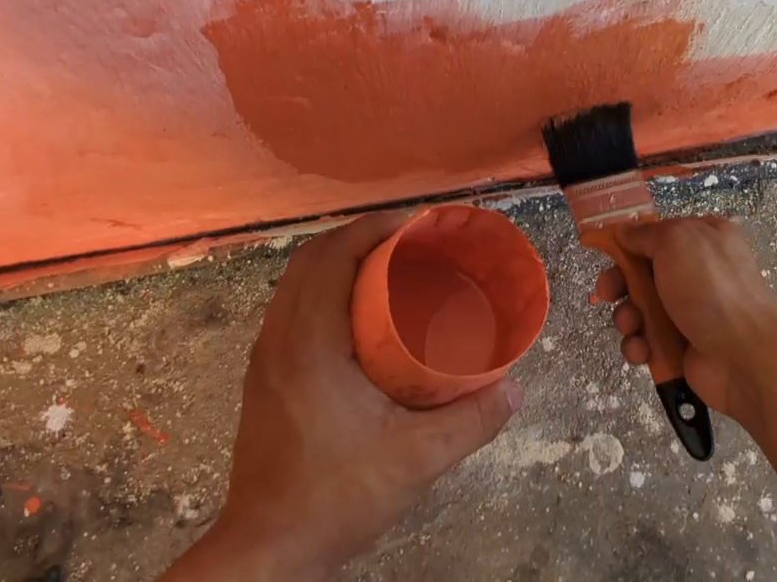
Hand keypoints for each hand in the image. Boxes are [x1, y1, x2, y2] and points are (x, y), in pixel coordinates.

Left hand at [168, 211, 522, 580]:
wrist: (267, 549)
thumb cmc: (335, 495)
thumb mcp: (415, 460)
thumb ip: (470, 422)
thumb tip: (514, 388)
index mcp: (310, 341)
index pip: (333, 255)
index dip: (372, 228)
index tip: (414, 227)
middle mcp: (279, 336)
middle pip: (311, 256)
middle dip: (357, 237)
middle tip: (406, 244)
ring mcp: (264, 355)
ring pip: (295, 279)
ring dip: (336, 260)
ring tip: (384, 269)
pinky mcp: (261, 374)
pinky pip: (289, 305)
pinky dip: (320, 287)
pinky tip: (354, 314)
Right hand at [595, 214, 776, 422]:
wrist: (745, 357)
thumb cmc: (711, 288)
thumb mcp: (677, 241)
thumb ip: (646, 233)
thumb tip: (624, 231)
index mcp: (703, 238)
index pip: (658, 233)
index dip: (629, 241)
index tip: (604, 249)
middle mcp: (697, 272)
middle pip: (642, 272)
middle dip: (619, 283)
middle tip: (607, 293)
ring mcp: (689, 311)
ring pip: (640, 308)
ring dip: (627, 317)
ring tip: (631, 326)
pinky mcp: (681, 347)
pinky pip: (647, 341)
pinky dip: (639, 346)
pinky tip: (642, 351)